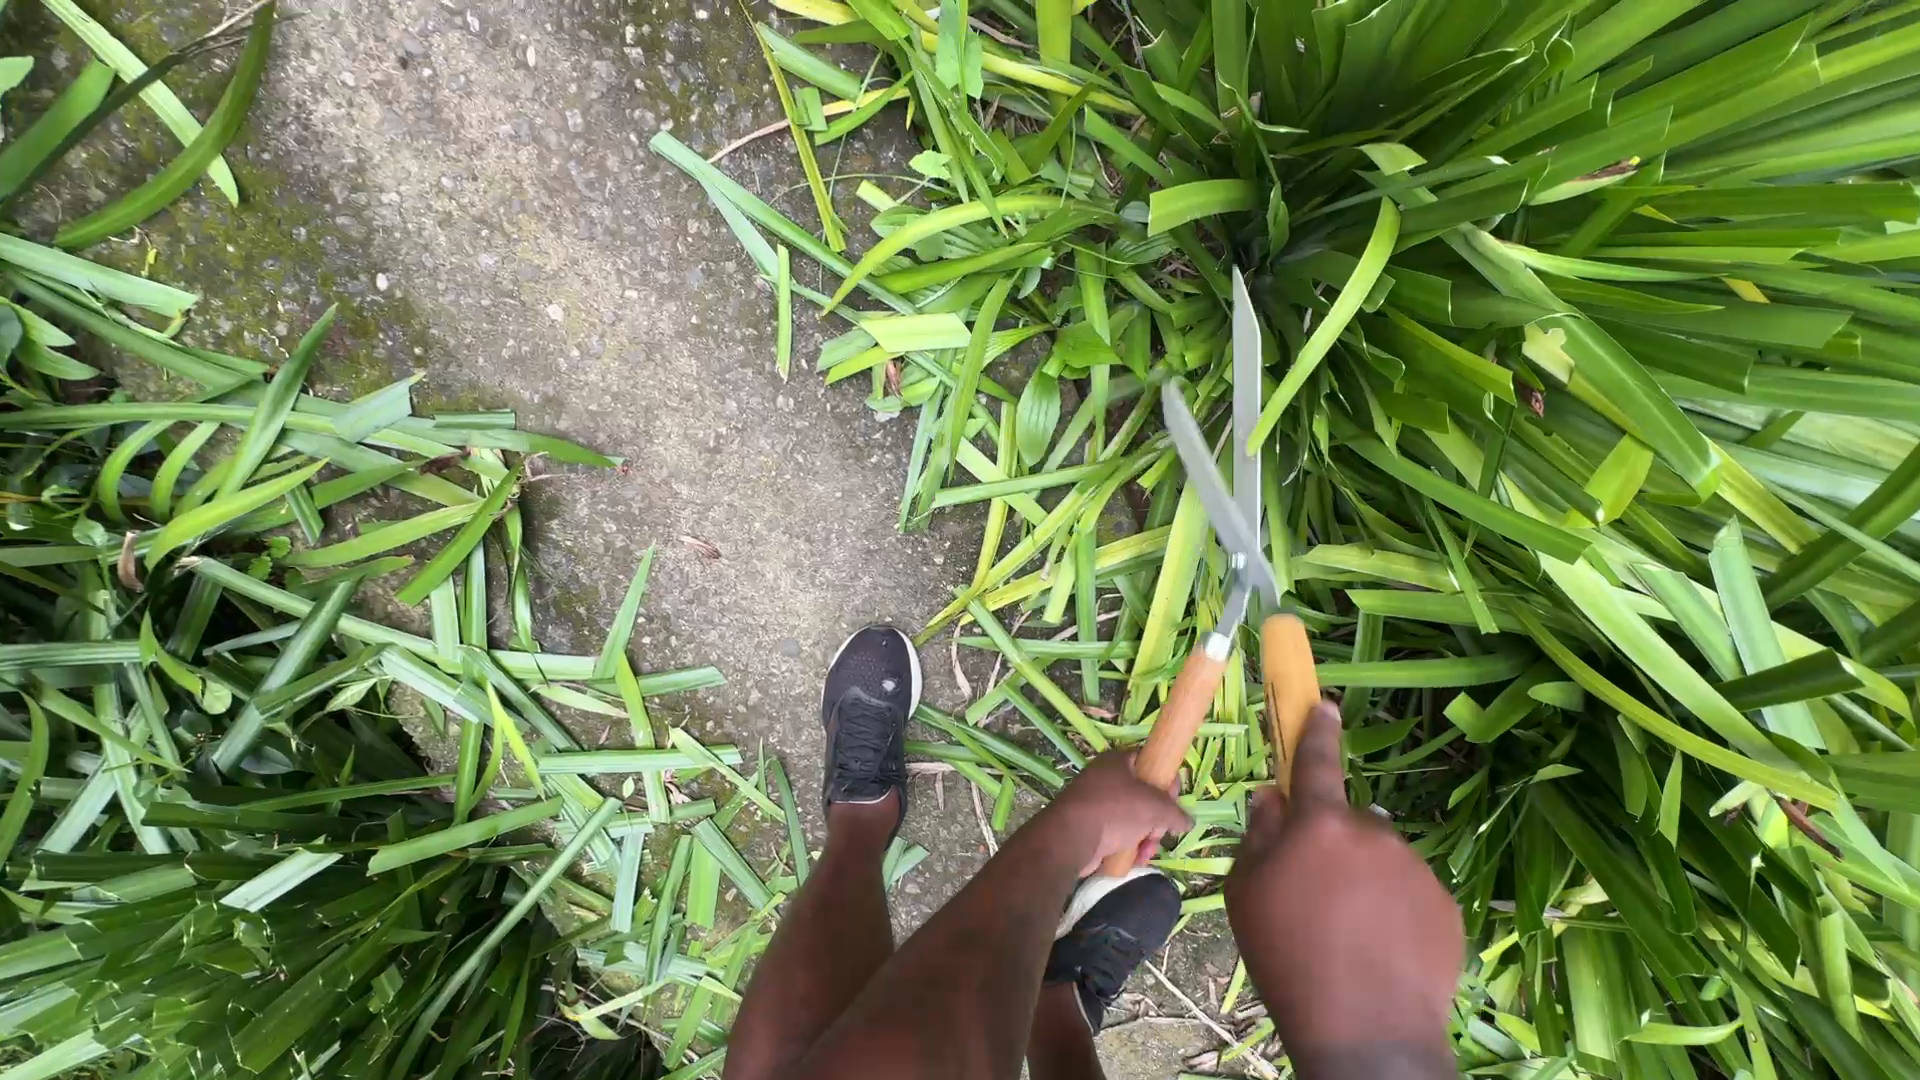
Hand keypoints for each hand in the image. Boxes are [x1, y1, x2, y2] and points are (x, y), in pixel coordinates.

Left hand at [1040, 751, 1190, 876]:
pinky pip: (1120, 833)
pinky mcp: (1092, 826)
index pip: (1149, 761)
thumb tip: (1187, 821)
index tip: (1175, 799)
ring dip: (1147, 836)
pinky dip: (1131, 845)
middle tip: (1160, 830)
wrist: (1072, 837)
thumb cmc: (1115, 810)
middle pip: (1144, 795)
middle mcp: (1106, 778)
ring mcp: (1097, 802)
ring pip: (1134, 818)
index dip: (1166, 779)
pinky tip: (1137, 858)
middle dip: (1158, 817)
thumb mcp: (1154, 807)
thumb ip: (1175, 812)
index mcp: (1118, 761)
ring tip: (1148, 849)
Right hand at [1224, 703, 1461, 1069]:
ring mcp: (1415, 868)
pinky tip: (1378, 945)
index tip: (1324, 704)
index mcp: (1320, 823)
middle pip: (1345, 819)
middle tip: (1312, 891)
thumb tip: (1274, 797)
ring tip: (1347, 928)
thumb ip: (1259, 832)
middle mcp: (1374, 832)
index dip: (1318, 729)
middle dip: (1329, 840)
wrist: (1367, 1035)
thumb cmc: (1288, 955)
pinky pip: (1407, 888)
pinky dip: (1391, 905)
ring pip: (1377, 854)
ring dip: (1361, 874)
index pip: (1318, 760)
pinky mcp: (1446, 904)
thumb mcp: (1246, 889)